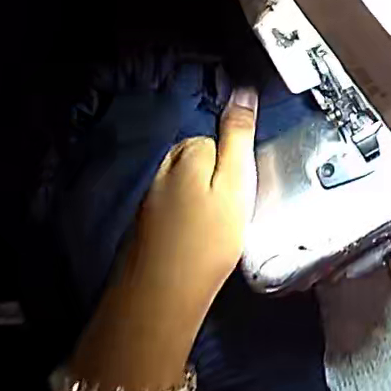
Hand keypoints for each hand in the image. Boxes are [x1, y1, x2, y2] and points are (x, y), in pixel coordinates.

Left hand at [127, 85, 259, 300]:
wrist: (162, 298)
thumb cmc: (208, 239)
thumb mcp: (236, 182)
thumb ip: (239, 136)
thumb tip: (243, 92)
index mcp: (187, 153)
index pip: (220, 139)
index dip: (237, 163)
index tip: (244, 188)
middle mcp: (164, 169)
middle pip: (204, 159)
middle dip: (219, 178)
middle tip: (234, 208)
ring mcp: (151, 198)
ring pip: (190, 185)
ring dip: (205, 199)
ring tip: (218, 228)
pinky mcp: (146, 226)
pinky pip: (178, 208)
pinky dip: (190, 218)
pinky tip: (199, 240)